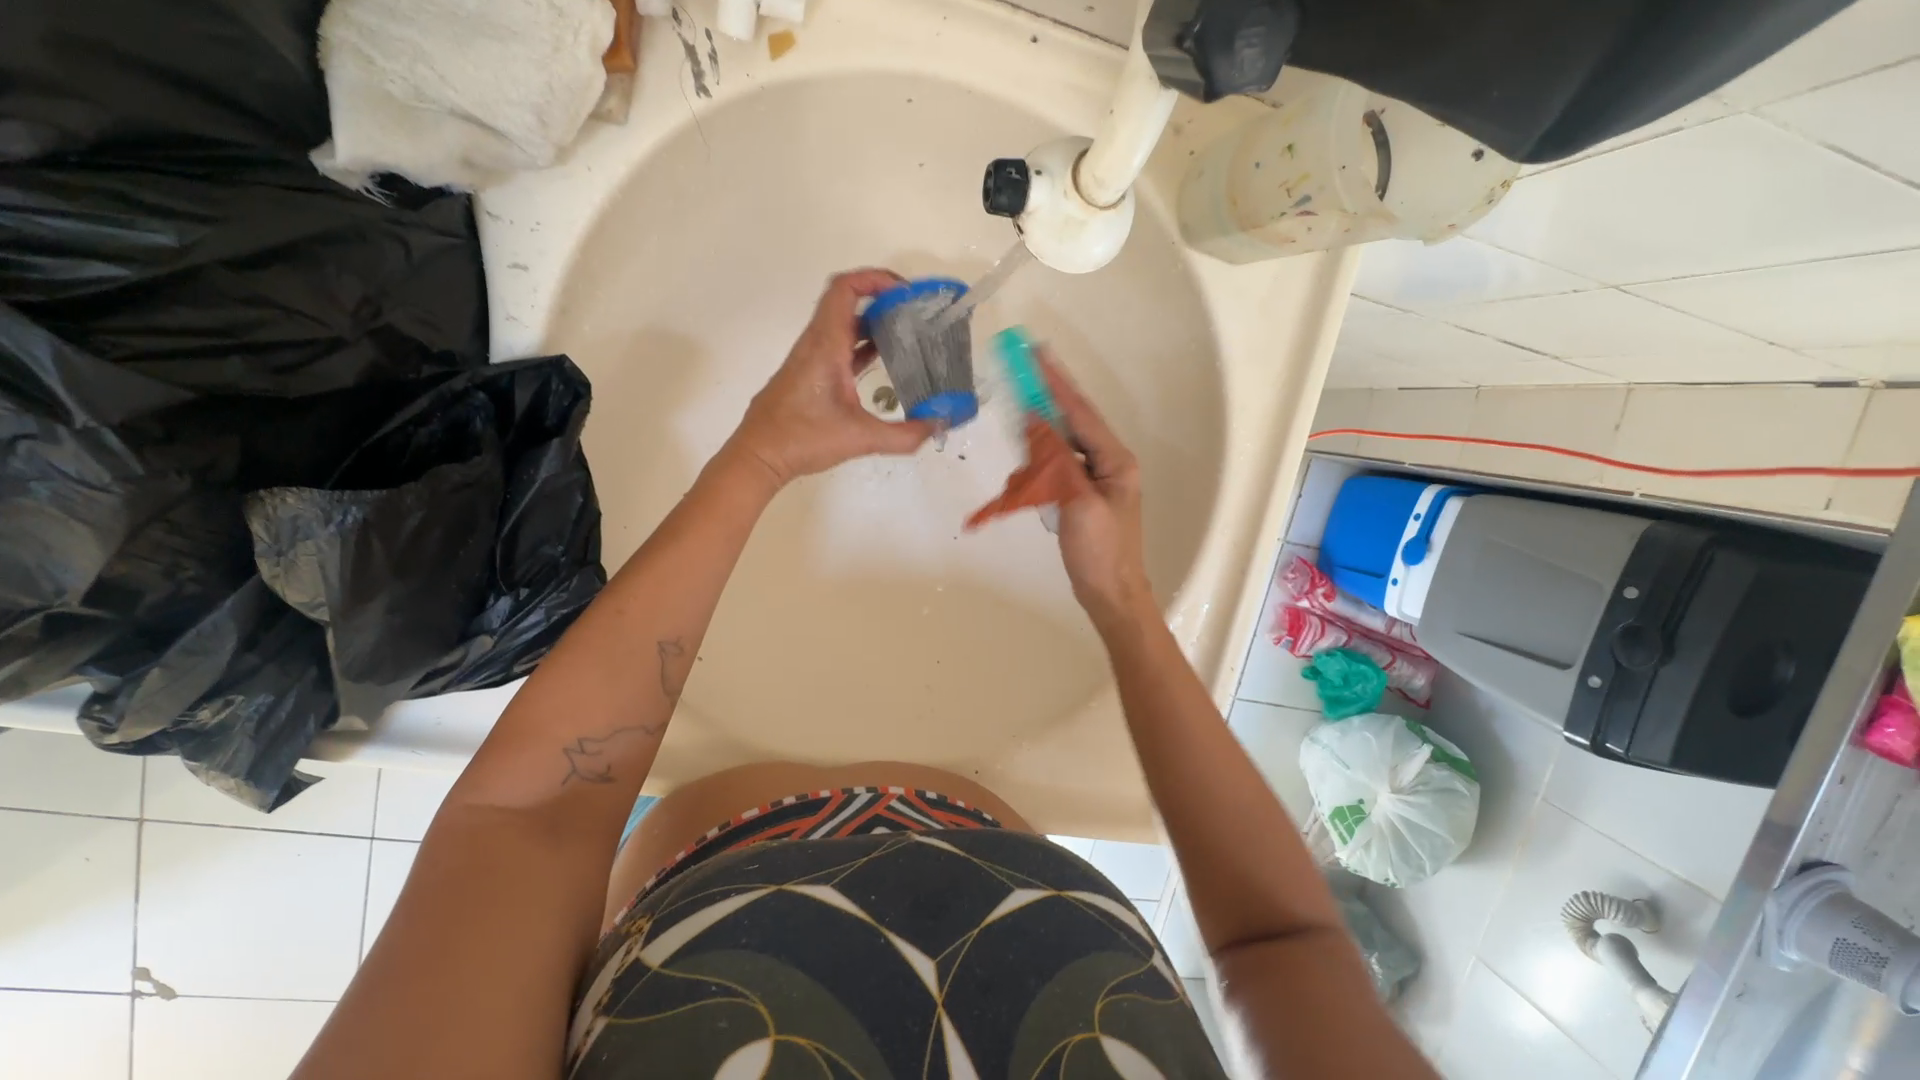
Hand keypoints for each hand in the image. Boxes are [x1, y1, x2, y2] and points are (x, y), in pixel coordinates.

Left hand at [727, 269, 937, 487]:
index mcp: (826, 345)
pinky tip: (882, 360)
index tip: (904, 291)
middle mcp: (816, 343)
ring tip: (906, 332)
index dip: (875, 278)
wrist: (759, 455)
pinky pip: (838, 345)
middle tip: (914, 312)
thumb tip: (937, 427)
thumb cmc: (803, 439)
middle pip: (847, 302)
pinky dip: (861, 344)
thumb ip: (904, 435)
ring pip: (842, 324)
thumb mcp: (861, 438)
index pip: (845, 289)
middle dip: (882, 300)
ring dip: (872, 322)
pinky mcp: (809, 374)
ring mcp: (810, 358)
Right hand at [1042, 351, 1153, 632]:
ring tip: (1020, 442)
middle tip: (1019, 377)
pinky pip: (1055, 471)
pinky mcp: (1081, 496)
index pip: (1080, 413)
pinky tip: (1024, 480)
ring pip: (1060, 447)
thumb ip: (1058, 460)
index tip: (1036, 354)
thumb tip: (1037, 422)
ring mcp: (1095, 480)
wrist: (1110, 594)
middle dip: (1044, 403)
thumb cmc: (1100, 551)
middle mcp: (1108, 463)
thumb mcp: (1078, 502)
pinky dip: (1037, 471)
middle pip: (1072, 423)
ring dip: (1038, 444)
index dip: (1056, 383)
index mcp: (1115, 460)